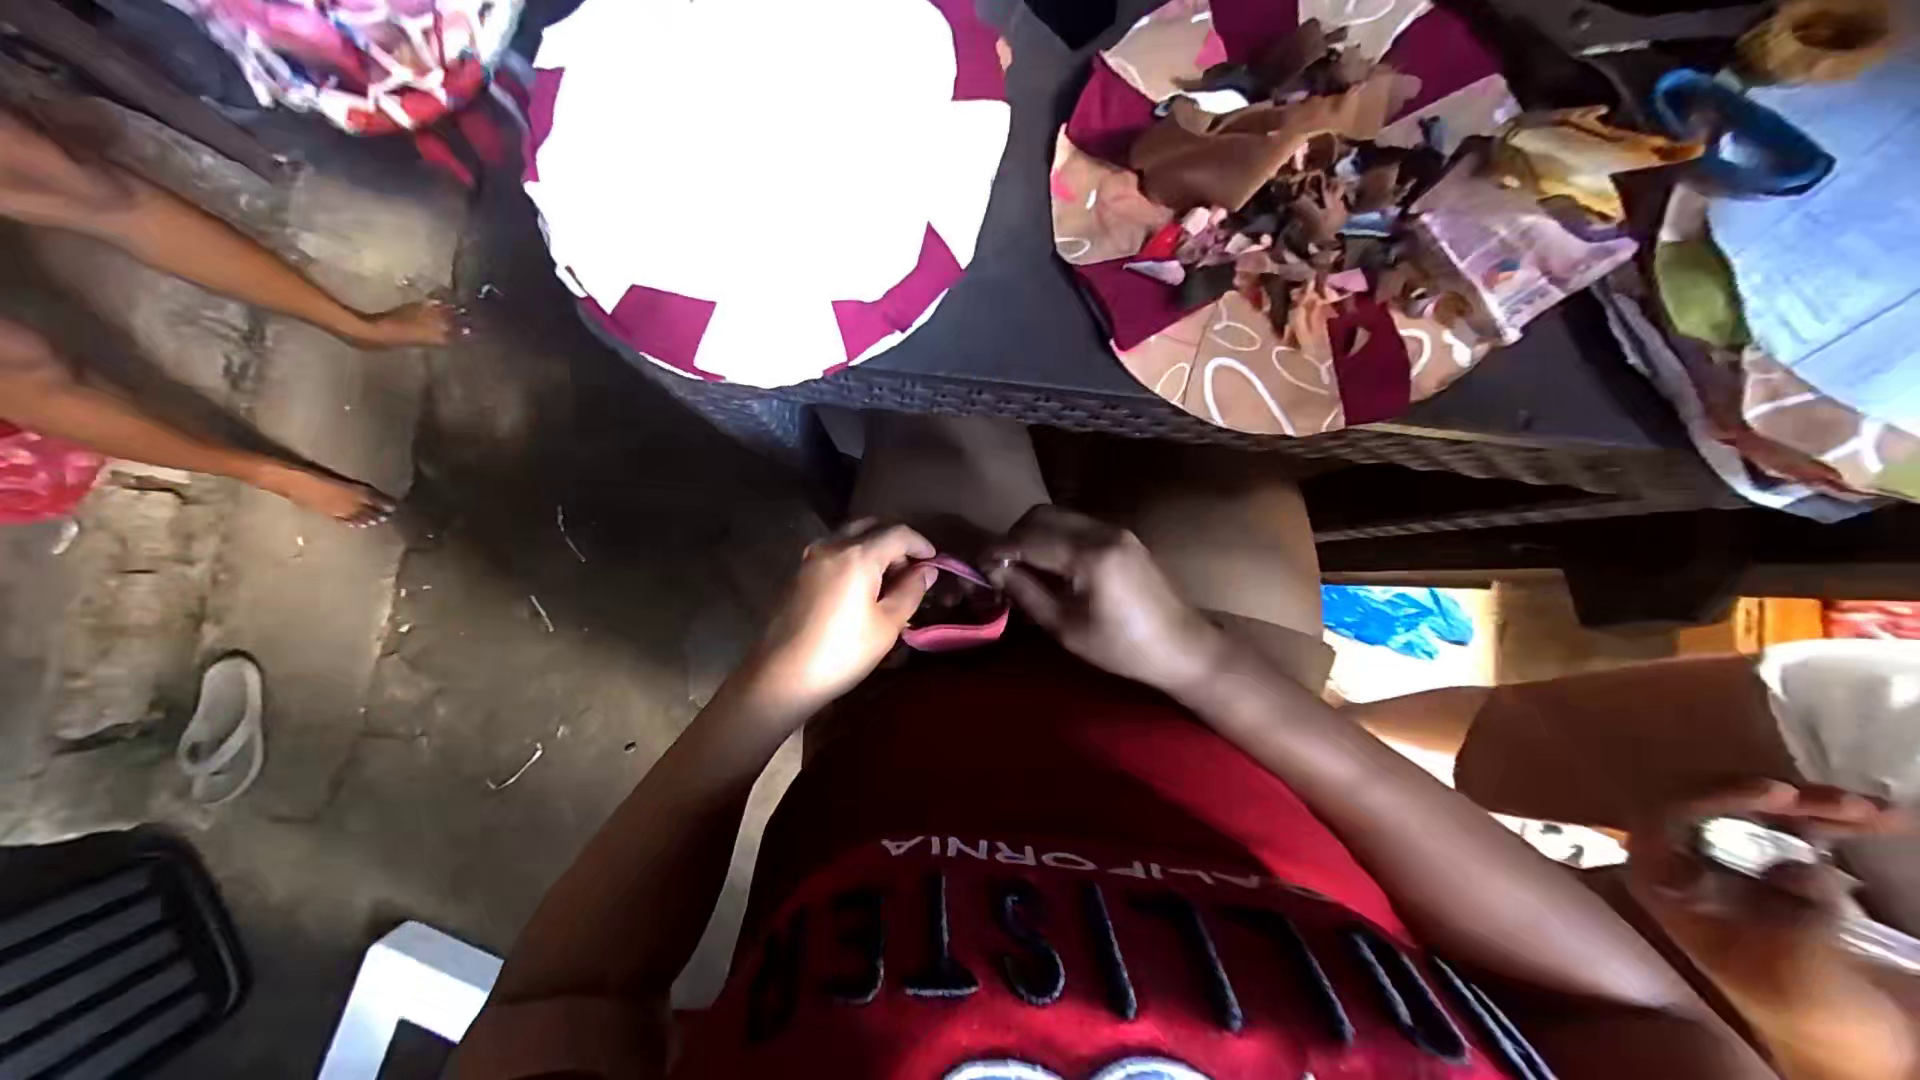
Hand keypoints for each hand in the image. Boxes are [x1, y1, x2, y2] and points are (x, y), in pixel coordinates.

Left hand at [745, 519, 934, 709]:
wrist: (782, 677)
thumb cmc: (842, 653)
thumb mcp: (887, 624)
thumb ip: (910, 591)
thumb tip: (926, 571)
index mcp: (857, 555)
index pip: (898, 533)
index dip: (921, 544)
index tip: (934, 561)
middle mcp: (832, 546)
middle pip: (872, 526)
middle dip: (896, 541)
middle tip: (910, 568)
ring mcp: (810, 558)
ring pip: (850, 535)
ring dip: (873, 547)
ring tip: (887, 578)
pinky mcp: (798, 573)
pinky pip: (834, 551)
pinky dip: (853, 557)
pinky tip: (860, 586)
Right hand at [985, 506, 1223, 693]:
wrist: (1181, 646)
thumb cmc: (1121, 647)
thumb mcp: (1064, 627)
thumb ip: (1025, 591)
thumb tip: (993, 569)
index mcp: (1089, 556)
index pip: (1028, 538)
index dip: (998, 550)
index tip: (978, 565)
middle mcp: (1102, 531)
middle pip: (1041, 515)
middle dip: (1013, 536)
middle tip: (1000, 567)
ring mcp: (1115, 530)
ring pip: (1058, 515)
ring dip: (1033, 534)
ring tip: (1022, 566)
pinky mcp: (1122, 536)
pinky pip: (1076, 524)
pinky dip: (1054, 536)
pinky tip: (1050, 564)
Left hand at [1628, 781, 1900, 1011]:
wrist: (1854, 1052)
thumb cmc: (1811, 1014)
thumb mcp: (1792, 964)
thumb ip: (1790, 913)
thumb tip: (1797, 866)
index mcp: (1662, 877)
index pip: (1665, 815)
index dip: (1710, 796)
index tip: (1774, 793)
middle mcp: (1684, 861)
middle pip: (1711, 804)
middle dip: (1772, 796)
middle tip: (1835, 801)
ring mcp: (1730, 862)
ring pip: (1756, 812)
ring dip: (1812, 804)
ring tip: (1870, 809)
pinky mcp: (1777, 870)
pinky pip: (1796, 830)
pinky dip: (1835, 820)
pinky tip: (1880, 817)